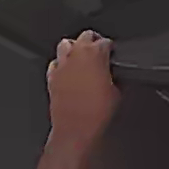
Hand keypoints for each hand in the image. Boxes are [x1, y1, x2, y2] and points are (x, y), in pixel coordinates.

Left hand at [46, 30, 118, 146]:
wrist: (75, 132)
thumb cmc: (96, 114)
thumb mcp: (116, 93)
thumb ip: (115, 77)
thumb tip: (114, 76)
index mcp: (95, 54)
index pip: (105, 41)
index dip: (111, 47)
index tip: (112, 52)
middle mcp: (77, 55)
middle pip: (85, 35)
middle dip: (93, 40)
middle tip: (99, 50)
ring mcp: (62, 65)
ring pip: (66, 44)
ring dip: (75, 48)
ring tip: (81, 57)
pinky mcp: (51, 77)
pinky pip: (55, 63)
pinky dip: (61, 64)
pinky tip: (67, 72)